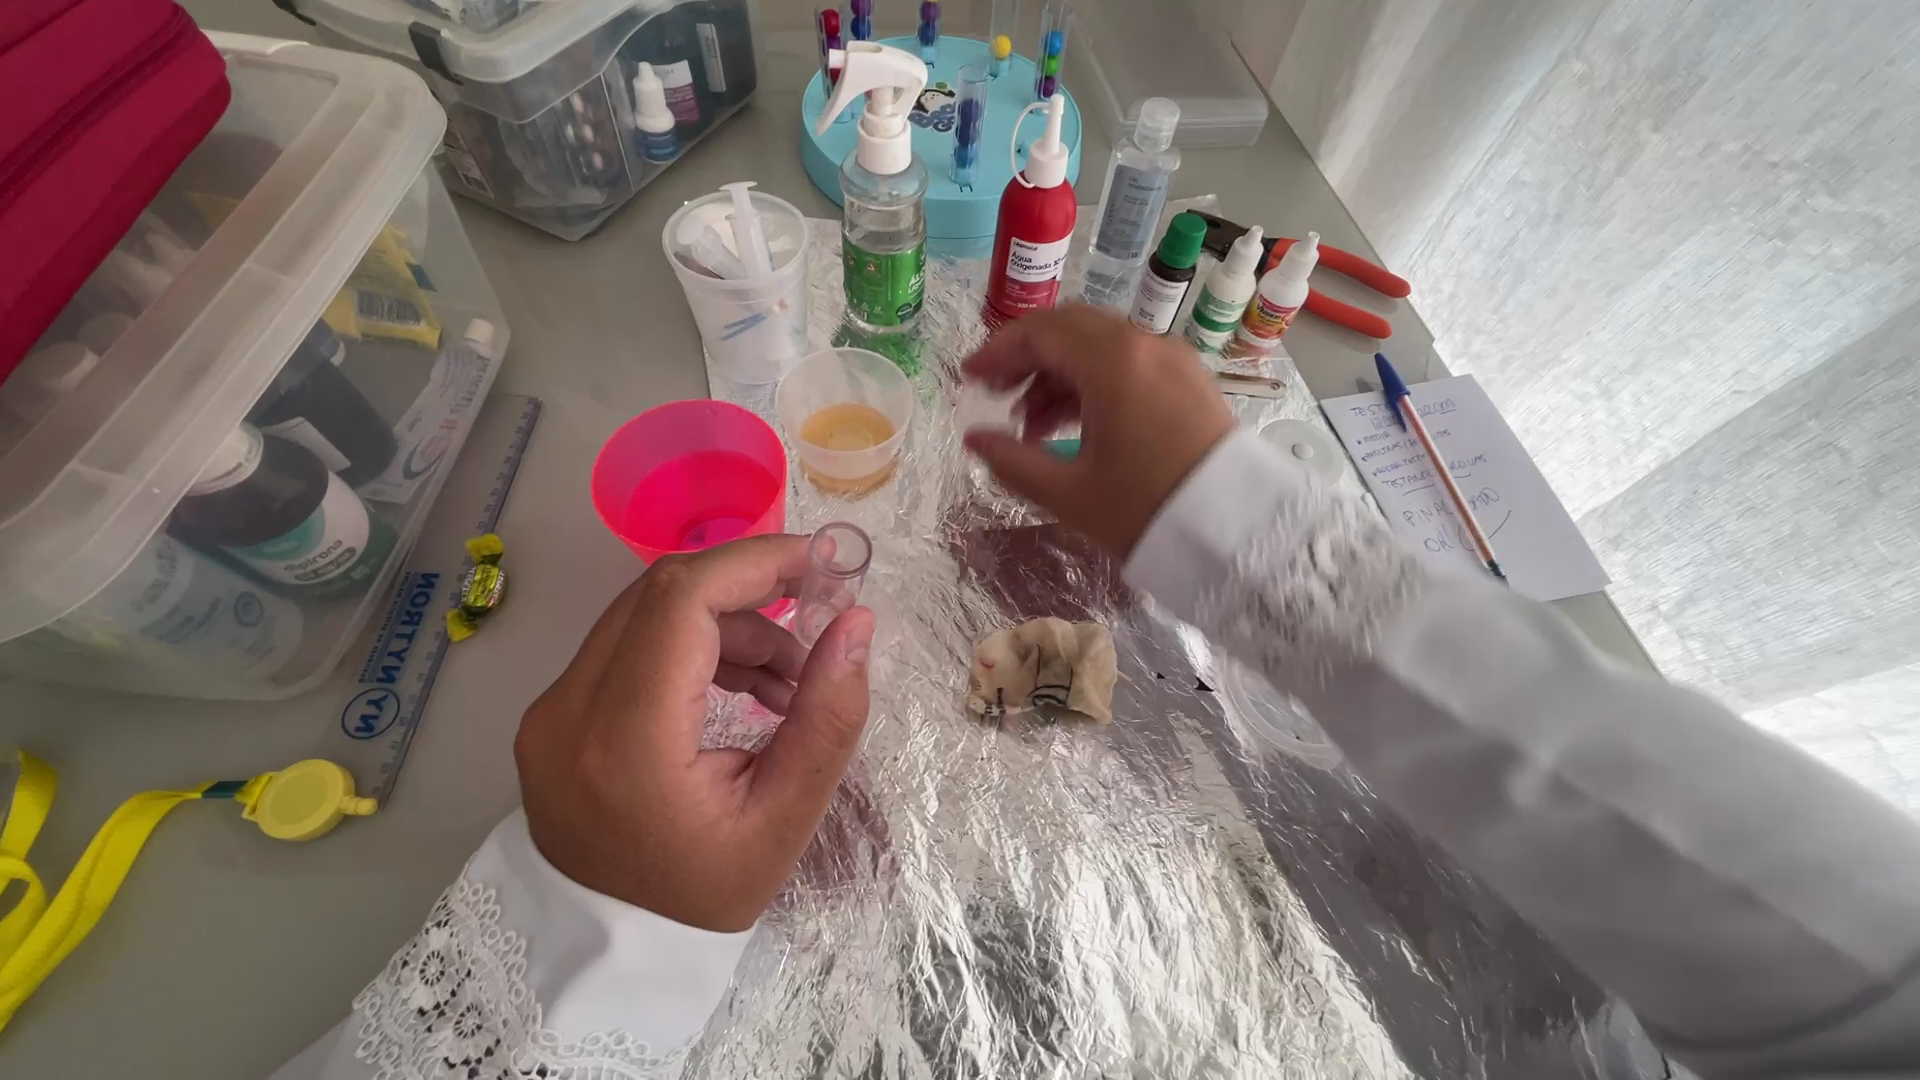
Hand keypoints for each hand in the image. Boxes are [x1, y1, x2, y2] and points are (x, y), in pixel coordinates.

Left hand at [515, 534, 875, 932]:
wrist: (612, 946)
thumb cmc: (705, 893)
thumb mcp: (787, 817)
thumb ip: (830, 715)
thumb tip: (857, 620)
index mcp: (624, 740)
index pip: (682, 601)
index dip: (756, 562)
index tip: (823, 565)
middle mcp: (567, 710)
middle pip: (665, 593)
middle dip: (751, 586)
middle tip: (817, 608)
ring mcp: (547, 708)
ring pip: (650, 614)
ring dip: (729, 623)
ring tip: (788, 680)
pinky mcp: (550, 712)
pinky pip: (632, 644)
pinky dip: (696, 646)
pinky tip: (745, 688)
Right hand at [961, 306, 1234, 558]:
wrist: (1234, 534)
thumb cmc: (1145, 512)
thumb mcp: (1068, 493)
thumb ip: (1011, 461)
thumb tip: (973, 439)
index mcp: (1113, 362)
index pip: (1040, 333)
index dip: (997, 352)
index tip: (969, 378)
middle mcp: (1145, 345)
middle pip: (1070, 330)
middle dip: (1027, 358)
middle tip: (997, 396)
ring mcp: (1173, 360)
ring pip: (1100, 347)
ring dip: (1059, 374)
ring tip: (1033, 425)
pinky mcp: (1189, 381)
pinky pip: (1130, 364)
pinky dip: (1094, 382)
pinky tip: (1077, 425)